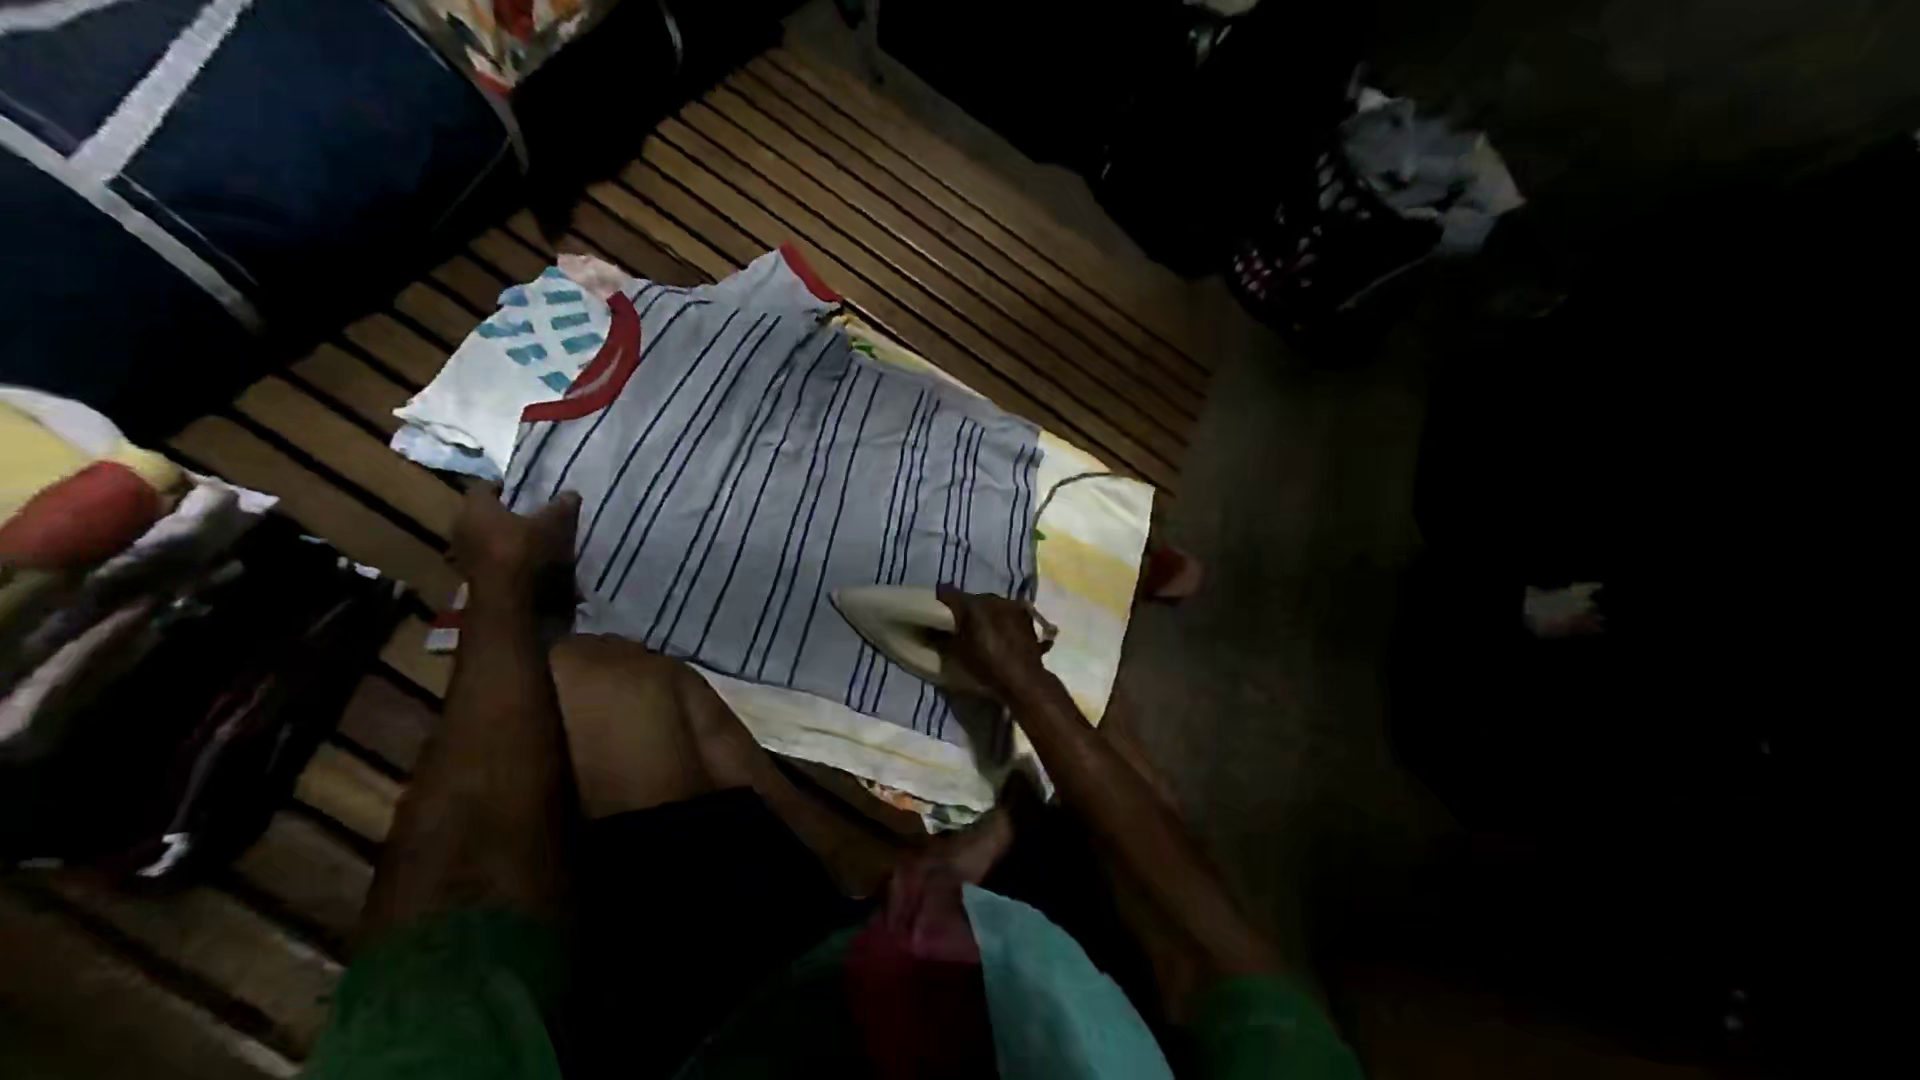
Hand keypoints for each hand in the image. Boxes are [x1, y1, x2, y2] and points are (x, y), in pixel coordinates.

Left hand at [451, 486, 579, 604]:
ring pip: (486, 541)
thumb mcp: (555, 525)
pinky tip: (529, 565)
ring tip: (534, 542)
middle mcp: (462, 531)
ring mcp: (465, 559)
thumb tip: (570, 493)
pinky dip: (507, 561)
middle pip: (483, 516)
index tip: (525, 490)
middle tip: (532, 515)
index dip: (504, 486)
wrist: (513, 607)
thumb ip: (562, 507)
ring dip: (505, 540)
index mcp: (475, 511)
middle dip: (506, 515)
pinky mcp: (474, 581)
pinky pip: (491, 563)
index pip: (484, 487)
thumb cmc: (527, 555)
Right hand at [935, 585, 1050, 698]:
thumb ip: (941, 638)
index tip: (935, 610)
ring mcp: (1012, 606)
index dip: (940, 601)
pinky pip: (1007, 613)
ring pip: (991, 604)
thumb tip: (929, 630)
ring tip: (983, 630)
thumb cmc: (987, 666)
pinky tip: (1002, 633)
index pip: (948, 593)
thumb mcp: (957, 654)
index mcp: (973, 605)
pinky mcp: (1026, 617)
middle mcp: (992, 599)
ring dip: (985, 613)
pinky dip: (1002, 620)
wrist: (1024, 680)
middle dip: (965, 609)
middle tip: (959, 625)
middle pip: (972, 599)